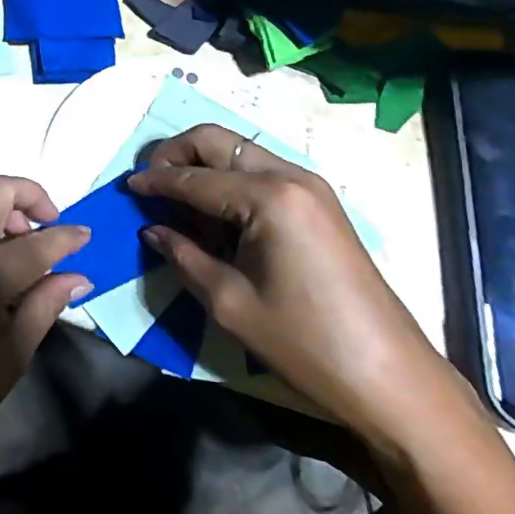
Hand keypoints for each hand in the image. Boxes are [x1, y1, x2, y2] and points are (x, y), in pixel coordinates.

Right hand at [129, 126, 453, 438]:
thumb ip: (184, 256)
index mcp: (268, 196)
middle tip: (151, 181)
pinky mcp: (320, 202)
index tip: (127, 185)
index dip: (157, 180)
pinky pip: (264, 173)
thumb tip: (152, 229)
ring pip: (243, 152)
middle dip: (179, 153)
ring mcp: (310, 185)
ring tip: (180, 203)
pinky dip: (232, 181)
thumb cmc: (304, 342)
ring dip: (206, 165)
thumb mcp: (231, 303)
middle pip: (220, 141)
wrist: (388, 372)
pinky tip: (217, 214)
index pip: (196, 177)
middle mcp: (290, 174)